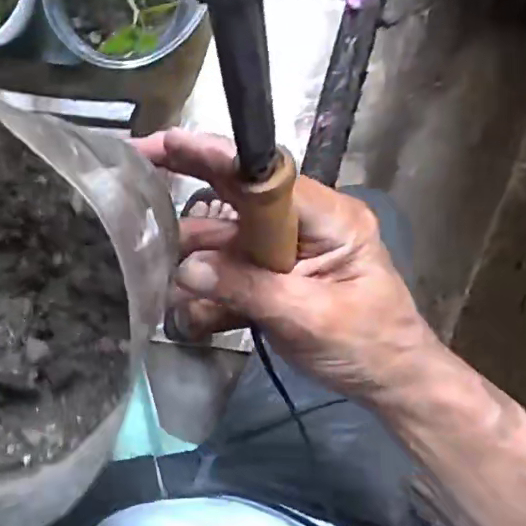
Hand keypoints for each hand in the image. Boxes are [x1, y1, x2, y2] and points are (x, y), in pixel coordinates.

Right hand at [134, 129, 442, 399]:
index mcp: (327, 217)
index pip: (264, 176)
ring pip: (224, 233)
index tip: (166, 143)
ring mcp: (284, 246)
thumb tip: (186, 269)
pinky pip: (227, 263)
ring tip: (141, 251)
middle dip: (186, 180)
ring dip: (187, 246)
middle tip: (133, 168)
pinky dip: (202, 276)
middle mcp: (301, 221)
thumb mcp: (309, 318)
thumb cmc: (368, 347)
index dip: (213, 156)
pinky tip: (174, 292)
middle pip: (236, 192)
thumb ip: (247, 289)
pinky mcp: (271, 270)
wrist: (392, 382)